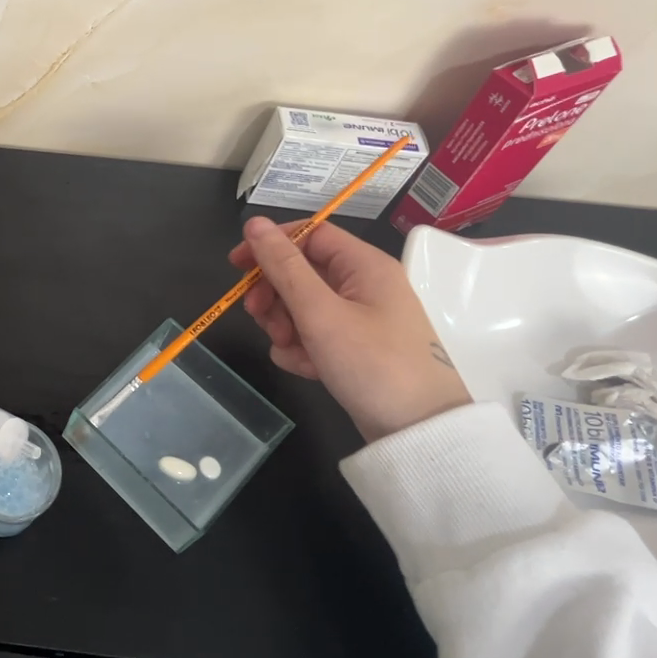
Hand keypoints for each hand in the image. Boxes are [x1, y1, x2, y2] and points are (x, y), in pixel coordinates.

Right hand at [230, 218, 470, 442]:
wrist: (420, 434)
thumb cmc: (372, 363)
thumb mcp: (320, 313)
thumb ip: (283, 266)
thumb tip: (254, 223)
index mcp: (364, 266)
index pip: (309, 234)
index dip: (270, 245)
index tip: (237, 265)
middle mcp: (364, 286)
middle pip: (301, 271)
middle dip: (273, 293)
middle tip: (256, 314)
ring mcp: (361, 319)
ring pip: (303, 305)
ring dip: (284, 323)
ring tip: (287, 347)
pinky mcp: (355, 349)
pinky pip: (315, 334)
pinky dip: (301, 348)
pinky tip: (303, 367)